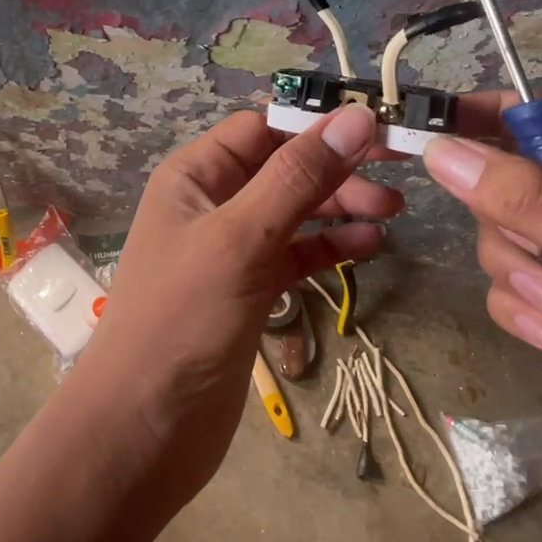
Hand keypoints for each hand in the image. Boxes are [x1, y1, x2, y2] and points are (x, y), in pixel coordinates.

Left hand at [79, 104, 400, 541]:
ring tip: (392, 213)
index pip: (261, 129)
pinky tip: (369, 246)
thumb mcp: (241, 237)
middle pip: (281, 168)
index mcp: (194, 176)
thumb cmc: (184, 317)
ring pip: (292, 211)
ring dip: (338, 206)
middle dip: (335, 168)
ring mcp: (229, 250)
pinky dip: (328, 246)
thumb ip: (297, 177)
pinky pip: (294, 255)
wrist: (144, 424)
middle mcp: (210, 204)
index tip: (378, 128)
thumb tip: (355, 117)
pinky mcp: (247, 292)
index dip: (315, 124)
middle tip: (397, 177)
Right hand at [423, 93, 541, 541]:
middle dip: (509, 219)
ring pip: (514, 235)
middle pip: (523, 178)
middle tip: (533, 260)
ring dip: (516, 272)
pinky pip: (522, 288)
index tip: (432, 133)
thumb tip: (441, 149)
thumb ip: (534, 203)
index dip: (495, 119)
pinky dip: (521, 309)